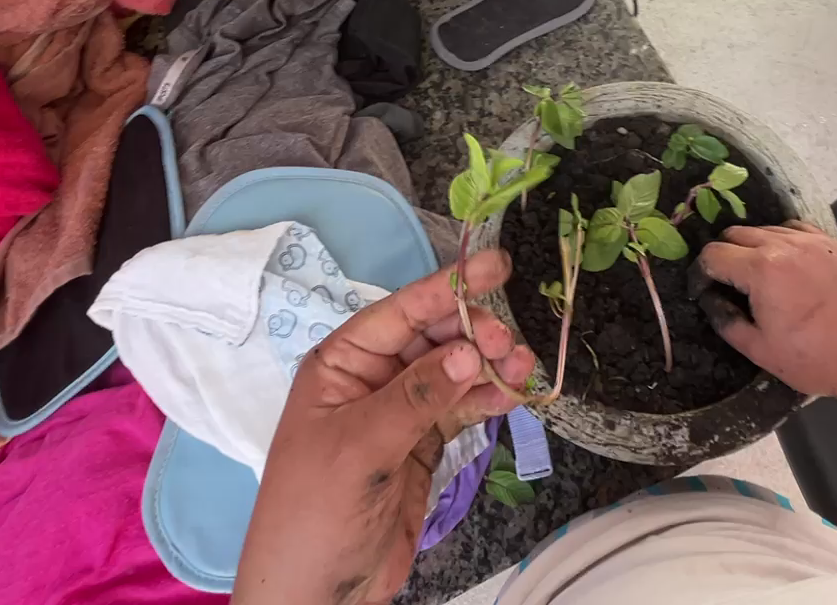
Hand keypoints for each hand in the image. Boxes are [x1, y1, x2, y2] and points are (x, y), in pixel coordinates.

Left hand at [231, 249, 534, 604]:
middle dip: (475, 333)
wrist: (313, 601)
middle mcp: (374, 375)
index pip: (403, 311)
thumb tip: (467, 350)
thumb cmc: (315, 515)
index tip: (497, 266)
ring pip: (455, 369)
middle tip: (509, 348)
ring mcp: (401, 409)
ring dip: (490, 366)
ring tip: (523, 371)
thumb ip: (416, 396)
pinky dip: (487, 398)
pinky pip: (462, 406)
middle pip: (436, 336)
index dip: (450, 285)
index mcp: (344, 362)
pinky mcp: (423, 441)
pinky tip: (511, 396)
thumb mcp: (360, 449)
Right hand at [697, 221, 836, 401]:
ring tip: (761, 277)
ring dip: (752, 248)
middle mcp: (783, 245)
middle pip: (734, 235)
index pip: (713, 254)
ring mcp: (810, 240)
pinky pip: (793, 228)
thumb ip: (725, 320)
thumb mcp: (759, 350)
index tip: (705, 290)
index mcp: (761, 269)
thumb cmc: (816, 359)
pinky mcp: (831, 243)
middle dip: (725, 257)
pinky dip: (781, 240)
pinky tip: (787, 263)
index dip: (702, 273)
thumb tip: (710, 299)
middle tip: (731, 286)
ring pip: (763, 229)